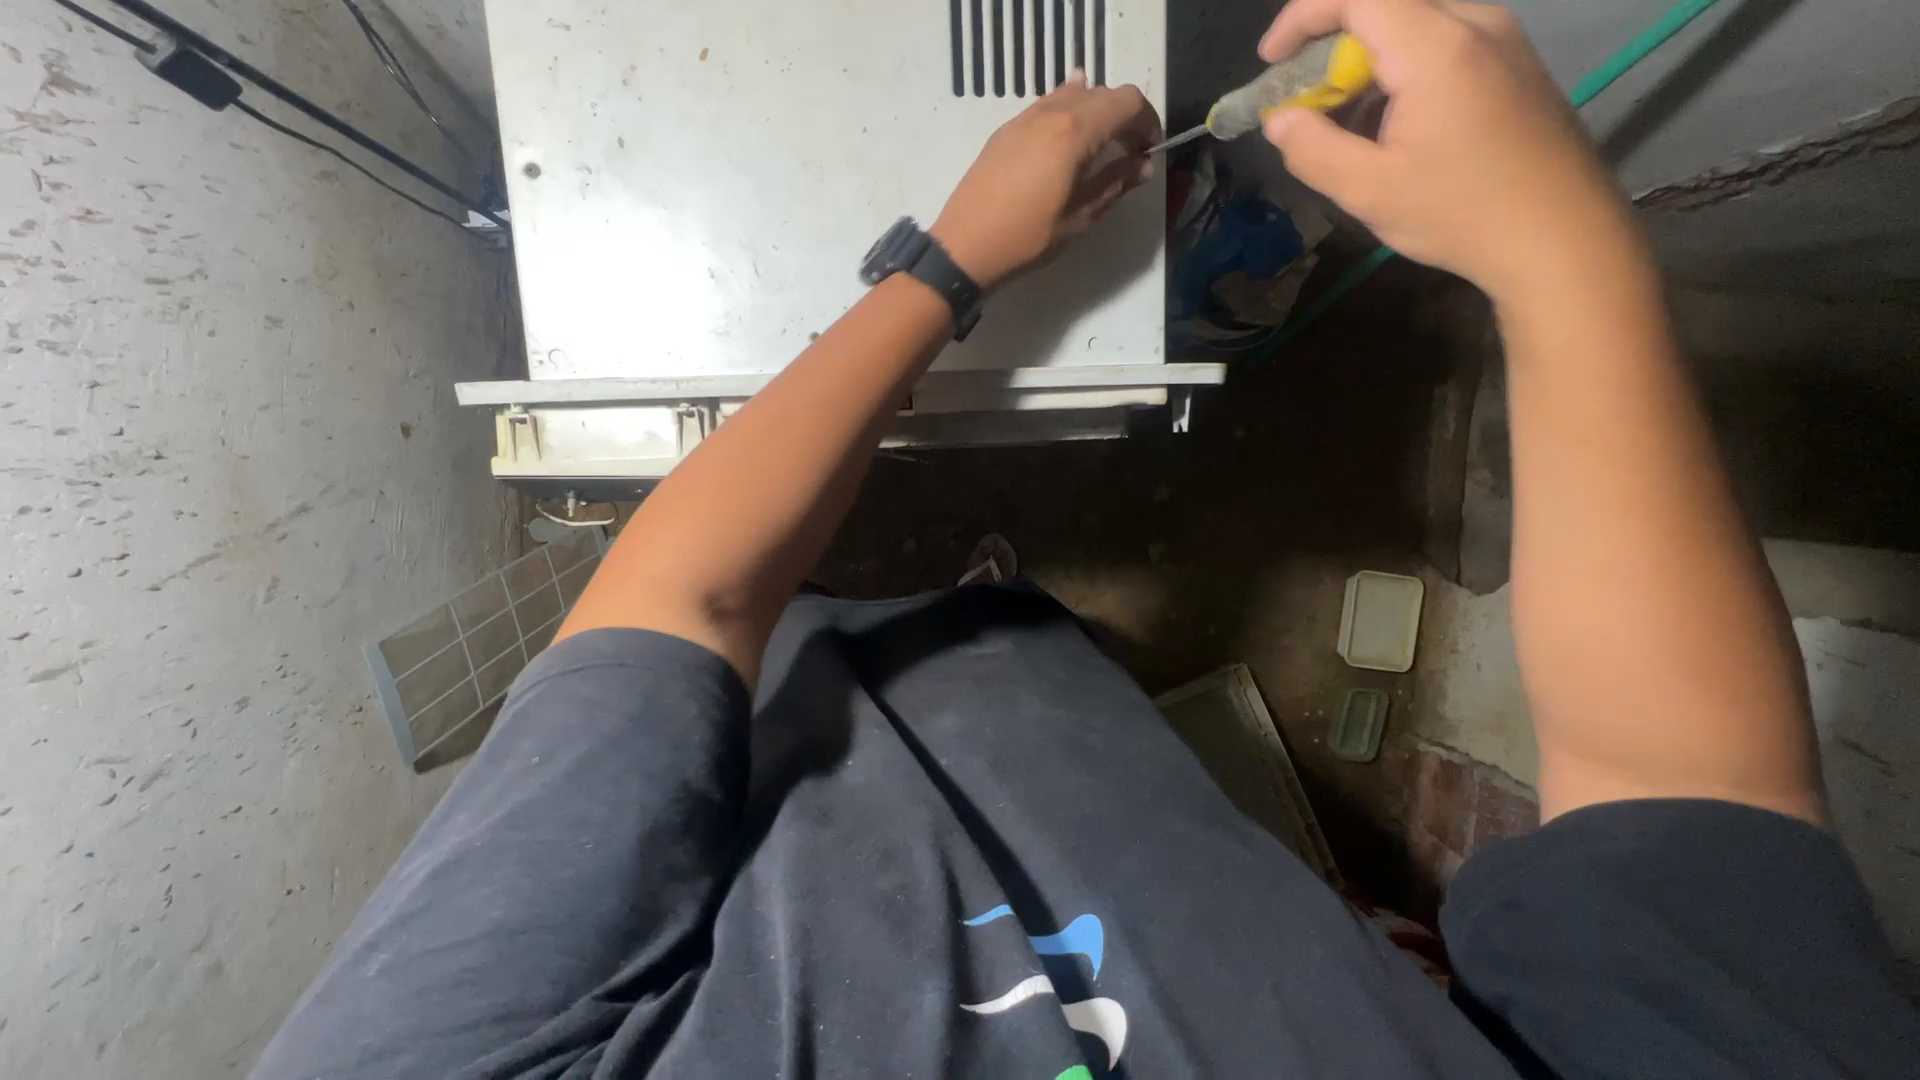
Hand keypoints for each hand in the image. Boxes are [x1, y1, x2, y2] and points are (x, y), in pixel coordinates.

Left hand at [932, 73, 1162, 290]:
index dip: (1147, 122)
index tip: (1150, 151)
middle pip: (1101, 94)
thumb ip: (1114, 185)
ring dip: (1094, 113)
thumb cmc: (1026, 240)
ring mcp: (1023, 119)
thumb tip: (1142, 165)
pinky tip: (1068, 134)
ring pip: (1072, 95)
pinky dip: (1066, 112)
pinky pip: (1045, 106)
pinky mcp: (1005, 132)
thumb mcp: (1079, 218)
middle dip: (1124, 117)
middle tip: (1129, 152)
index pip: (1126, 102)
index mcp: (1074, 133)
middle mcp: (1050, 114)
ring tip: (1100, 146)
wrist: (965, 248)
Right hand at [1259, 0, 1641, 302]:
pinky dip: (1401, 69)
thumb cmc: (1459, 214)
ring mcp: (1503, 39)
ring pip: (1415, 23)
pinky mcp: (1514, 63)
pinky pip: (1445, 42)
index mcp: (1436, 47)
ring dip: (1365, 61)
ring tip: (1342, 121)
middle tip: (1301, 101)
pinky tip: (1391, 124)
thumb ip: (1313, 149)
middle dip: (1329, 44)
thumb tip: (1280, 121)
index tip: (1270, 61)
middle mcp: (1475, 23)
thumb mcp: (1368, 191)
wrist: (1559, 235)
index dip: (1302, 17)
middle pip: (1386, 4)